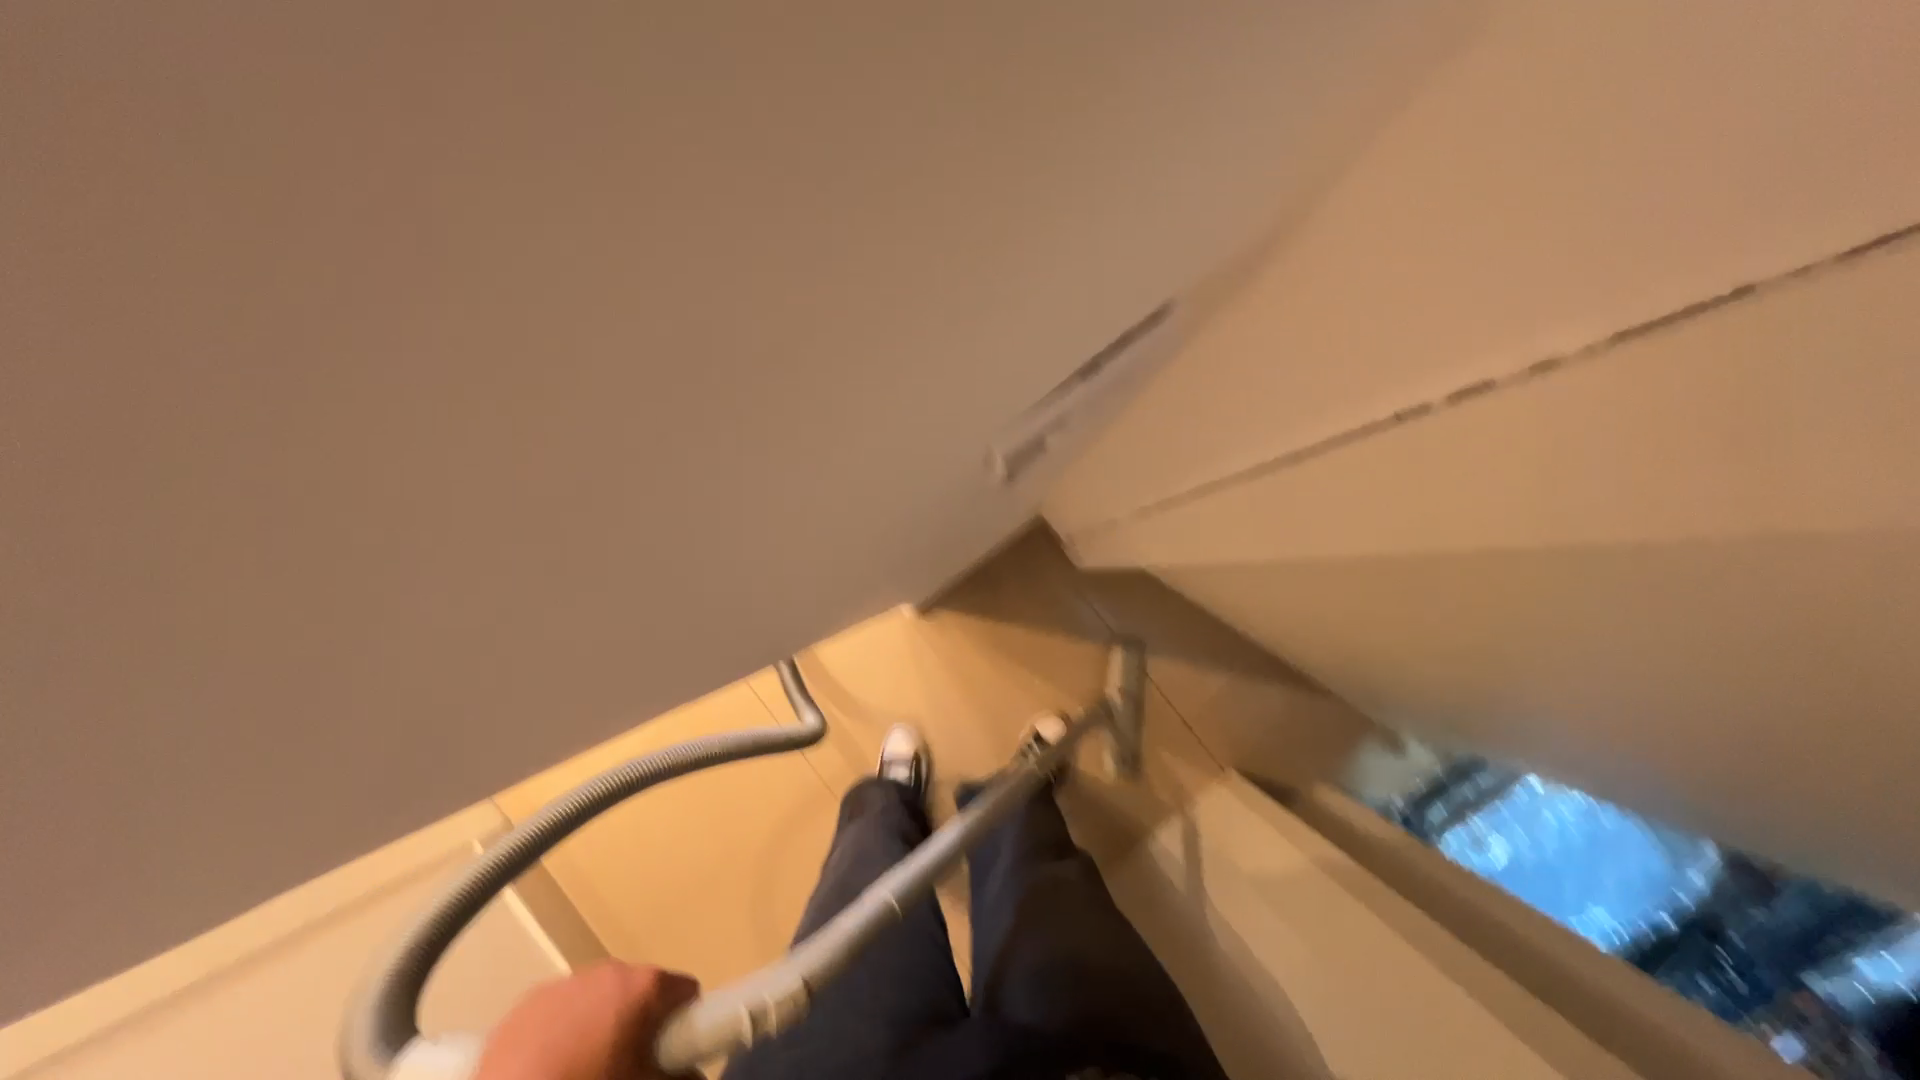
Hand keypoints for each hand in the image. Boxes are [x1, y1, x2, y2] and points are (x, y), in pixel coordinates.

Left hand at [474, 962, 700, 1079]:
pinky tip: (550, 1069)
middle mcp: (607, 971)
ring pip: (598, 998)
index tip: (671, 1054)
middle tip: (628, 1065)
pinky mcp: (525, 1004)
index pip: (685, 991)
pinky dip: (564, 1031)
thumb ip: (683, 1079)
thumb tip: (696, 1077)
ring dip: (601, 1024)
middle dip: (640, 1023)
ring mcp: (563, 985)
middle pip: (640, 990)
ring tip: (584, 1070)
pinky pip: (560, 1010)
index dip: (685, 1023)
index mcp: (644, 986)